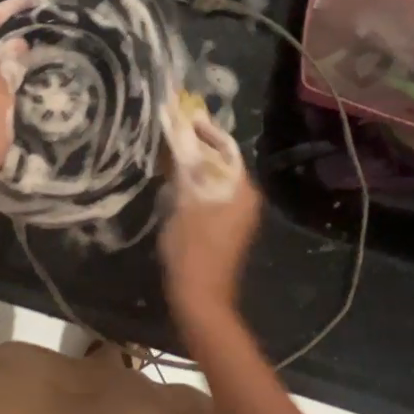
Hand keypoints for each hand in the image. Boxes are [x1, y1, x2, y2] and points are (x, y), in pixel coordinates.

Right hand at [160, 117, 261, 326]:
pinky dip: (195, 182)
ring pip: (215, 177)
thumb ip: (184, 166)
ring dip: (194, 163)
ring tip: (168, 149)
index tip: (181, 114)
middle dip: (197, 145)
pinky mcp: (225, 225)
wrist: (200, 299)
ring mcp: (237, 213)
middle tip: (171, 129)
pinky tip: (173, 178)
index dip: (203, 129)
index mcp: (242, 189)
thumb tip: (180, 132)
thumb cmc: (192, 248)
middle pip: (221, 160)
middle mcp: (246, 197)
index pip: (225, 146)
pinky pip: (211, 192)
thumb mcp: (184, 201)